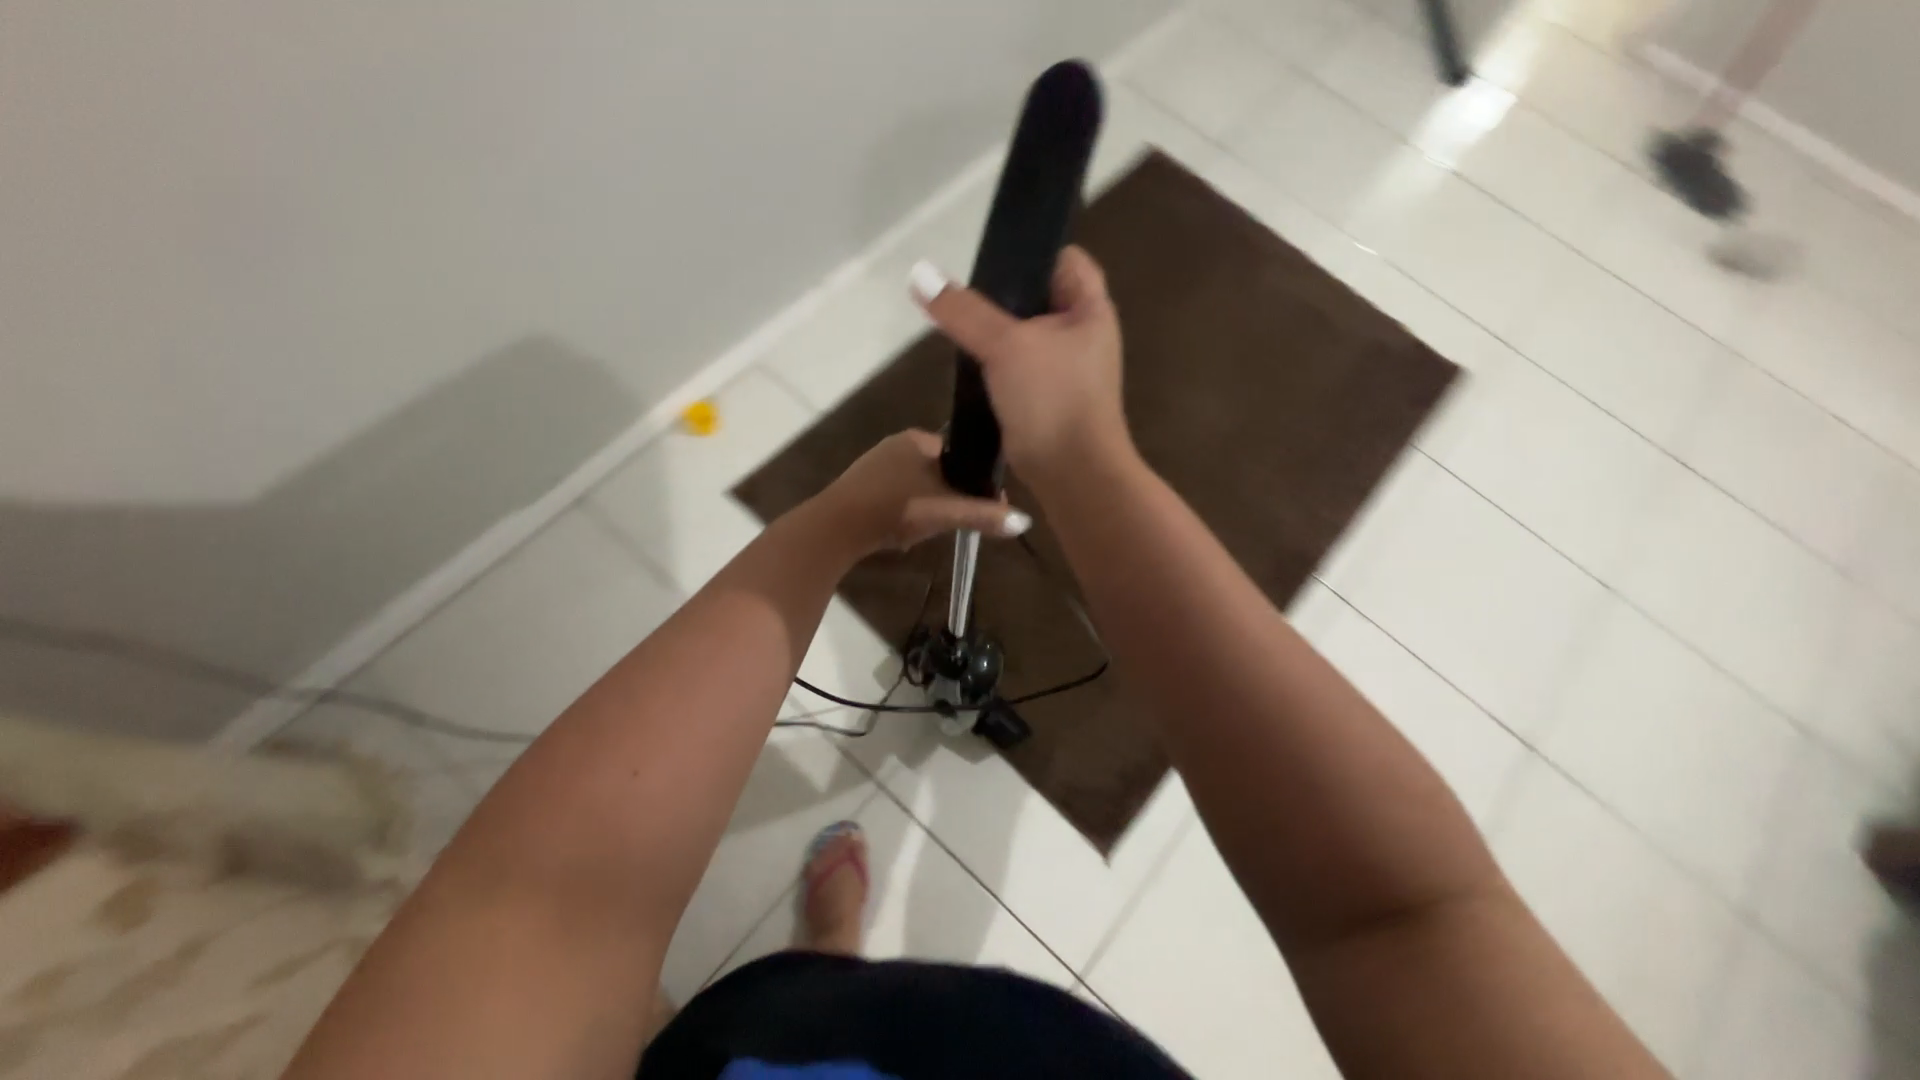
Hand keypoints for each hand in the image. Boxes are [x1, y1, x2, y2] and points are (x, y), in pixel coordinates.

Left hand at [814, 430, 1030, 555]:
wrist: (836, 529)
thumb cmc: (895, 509)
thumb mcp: (945, 512)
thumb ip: (983, 514)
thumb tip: (1024, 521)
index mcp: (917, 439)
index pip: (960, 451)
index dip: (977, 477)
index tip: (987, 503)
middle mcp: (895, 445)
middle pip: (940, 470)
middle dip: (952, 494)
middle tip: (960, 520)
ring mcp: (874, 466)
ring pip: (917, 485)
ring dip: (929, 505)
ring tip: (935, 528)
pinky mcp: (860, 489)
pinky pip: (897, 497)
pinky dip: (907, 511)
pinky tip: (908, 531)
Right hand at [910, 246, 1131, 489]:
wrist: (1074, 475)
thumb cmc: (1053, 399)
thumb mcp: (1005, 345)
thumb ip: (963, 311)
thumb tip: (920, 273)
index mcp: (1091, 310)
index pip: (1066, 260)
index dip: (1032, 252)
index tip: (992, 258)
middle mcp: (1083, 336)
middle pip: (1040, 299)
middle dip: (1004, 297)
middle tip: (964, 296)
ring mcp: (1067, 372)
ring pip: (1026, 338)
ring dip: (997, 336)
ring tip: (959, 329)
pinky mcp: (1049, 401)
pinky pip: (1020, 371)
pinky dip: (998, 368)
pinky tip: (970, 368)